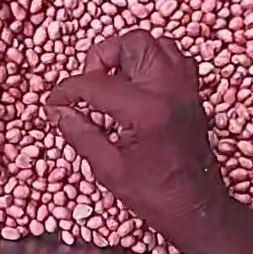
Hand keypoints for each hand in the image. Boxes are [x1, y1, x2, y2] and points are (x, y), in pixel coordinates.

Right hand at [45, 30, 233, 242]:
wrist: (197, 210)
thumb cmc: (155, 196)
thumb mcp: (108, 169)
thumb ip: (80, 134)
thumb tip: (58, 112)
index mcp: (147, 112)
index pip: (96, 84)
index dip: (68, 91)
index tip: (55, 102)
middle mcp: (171, 91)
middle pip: (132, 43)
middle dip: (102, 57)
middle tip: (88, 86)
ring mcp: (186, 90)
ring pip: (156, 43)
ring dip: (128, 56)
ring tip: (111, 83)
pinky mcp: (193, 95)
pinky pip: (173, 59)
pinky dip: (150, 63)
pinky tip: (135, 88)